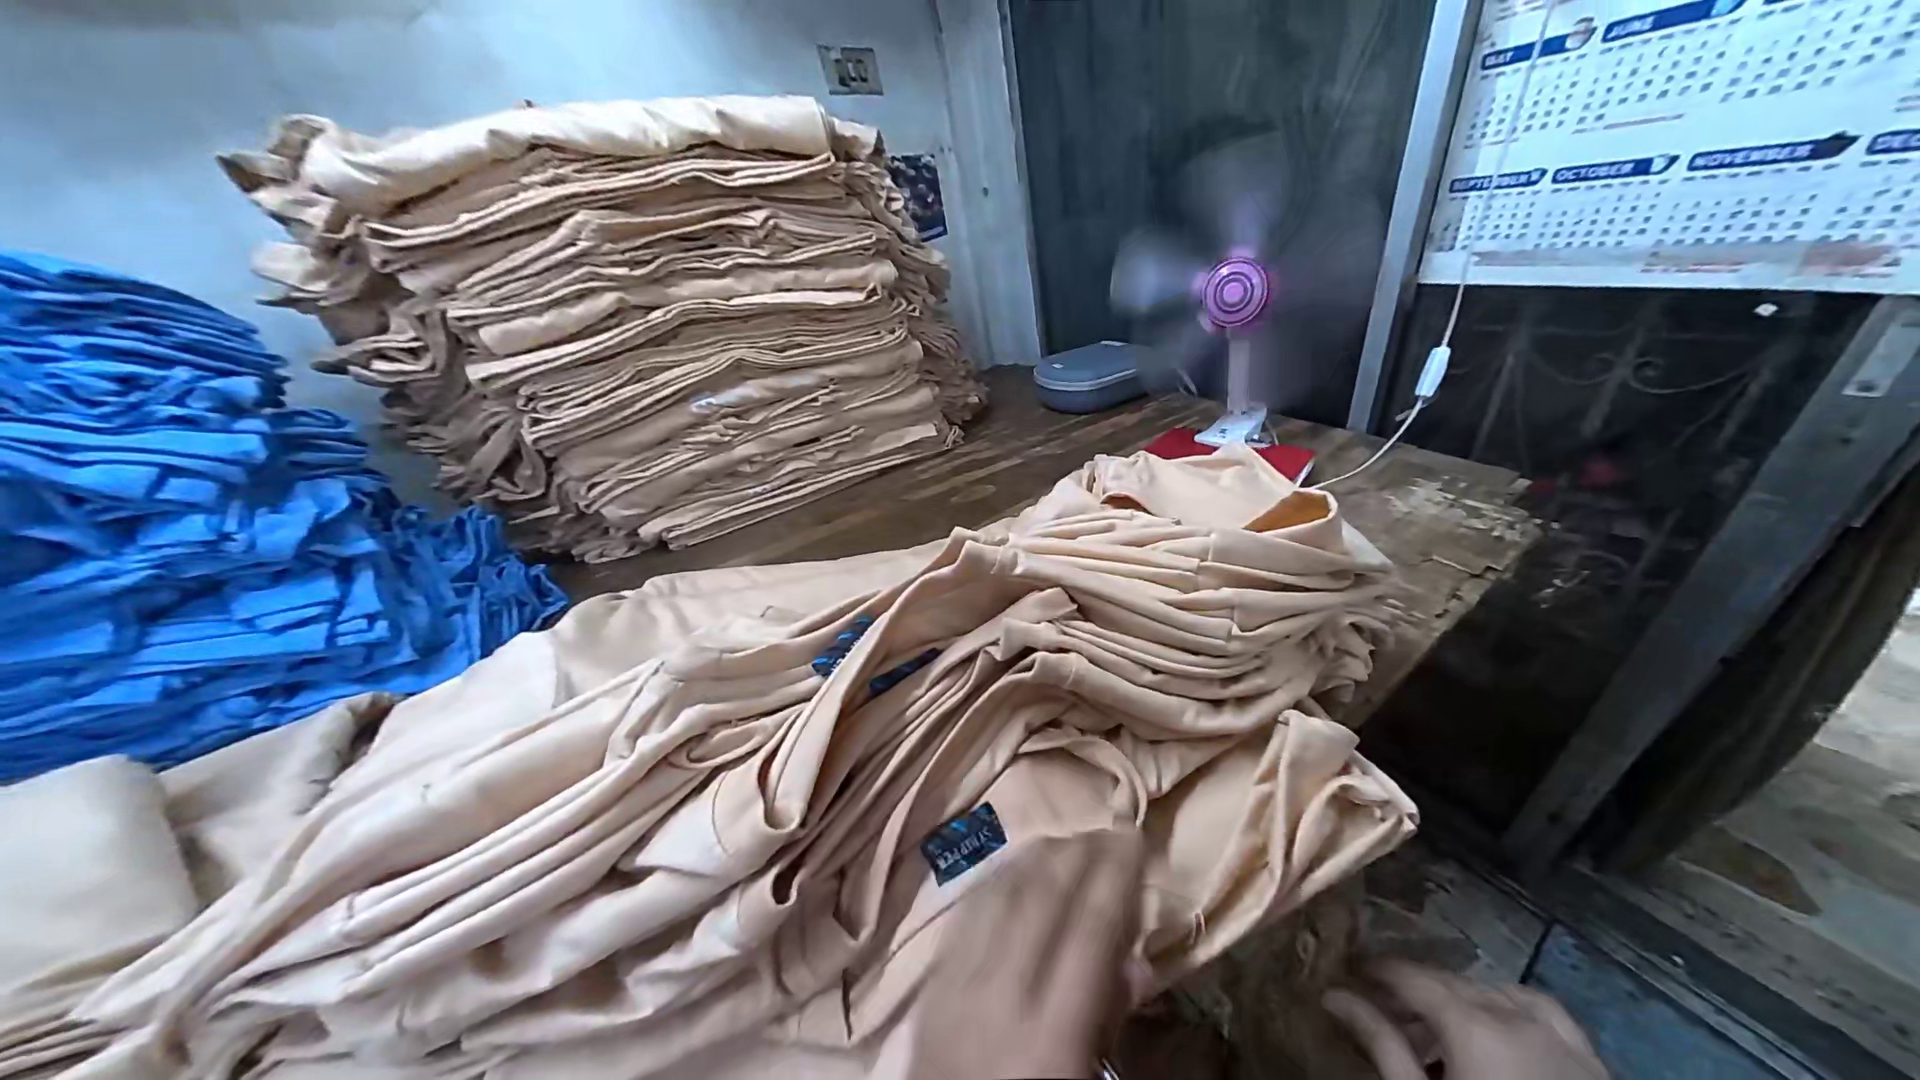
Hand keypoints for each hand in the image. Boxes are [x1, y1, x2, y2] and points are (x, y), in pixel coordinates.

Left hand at [912, 829, 1144, 1079]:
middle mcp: (997, 996)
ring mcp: (955, 984)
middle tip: (1106, 826)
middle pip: (1041, 899)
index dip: (1114, 875)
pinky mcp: (928, 984)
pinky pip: (963, 915)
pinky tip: (1009, 866)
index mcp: (1049, 1034)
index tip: (1134, 836)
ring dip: (1035, 858)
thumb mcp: (1085, 1078)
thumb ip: (1111, 1022)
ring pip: (997, 896)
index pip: (1088, 930)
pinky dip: (993, 881)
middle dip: (1078, 853)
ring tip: (1064, 836)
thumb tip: (1138, 960)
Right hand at [1324, 959, 1607, 1079]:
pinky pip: (1543, 1010)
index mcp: (1470, 1023)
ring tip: (1437, 1025)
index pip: (1406, 973)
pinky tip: (1498, 1023)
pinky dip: (1510, 1004)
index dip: (1373, 969)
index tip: (1348, 974)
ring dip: (1456, 997)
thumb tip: (1333, 995)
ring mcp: (1559, 1036)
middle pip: (1446, 980)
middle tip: (1383, 1009)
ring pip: (1491, 990)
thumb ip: (1379, 1042)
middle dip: (1411, 989)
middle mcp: (1514, 1015)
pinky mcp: (1592, 1061)